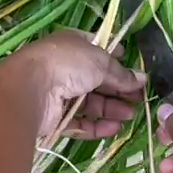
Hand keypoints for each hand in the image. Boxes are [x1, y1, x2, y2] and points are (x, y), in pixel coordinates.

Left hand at [0, 30, 146, 138]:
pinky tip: (114, 128)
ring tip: (130, 115)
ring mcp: (59, 93)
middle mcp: (65, 67)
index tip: (133, 67)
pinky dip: (97, 125)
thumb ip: (121, 73)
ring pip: (90, 103)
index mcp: (72, 45)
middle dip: (118, 89)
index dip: (115, 58)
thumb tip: (142, 78)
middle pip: (96, 79)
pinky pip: (80, 122)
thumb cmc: (67, 63)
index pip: (97, 49)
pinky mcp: (55, 117)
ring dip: (111, 109)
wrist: (30, 88)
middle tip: (139, 99)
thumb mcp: (100, 61)